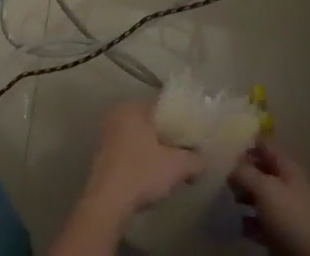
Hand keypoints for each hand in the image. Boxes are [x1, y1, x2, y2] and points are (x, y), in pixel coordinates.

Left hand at [84, 99, 205, 214]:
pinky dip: (142, 158)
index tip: (194, 137)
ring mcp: (106, 134)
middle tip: (186, 152)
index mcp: (132, 108)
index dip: (181, 121)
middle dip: (169, 137)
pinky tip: (154, 175)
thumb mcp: (177, 166)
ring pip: (139, 137)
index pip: (162, 107)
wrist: (108, 201)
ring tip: (173, 167)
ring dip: (156, 150)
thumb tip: (207, 160)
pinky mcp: (102, 153)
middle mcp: (116, 114)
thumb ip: (196, 159)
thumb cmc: (142, 173)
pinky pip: (129, 149)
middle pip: (150, 122)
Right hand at [229, 144, 309, 255]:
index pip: (264, 145)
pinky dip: (247, 221)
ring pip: (258, 196)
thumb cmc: (291, 216)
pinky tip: (237, 222)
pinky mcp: (279, 232)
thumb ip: (245, 173)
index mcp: (286, 168)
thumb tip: (230, 167)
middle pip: (259, 171)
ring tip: (226, 197)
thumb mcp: (265, 188)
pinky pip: (258, 221)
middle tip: (219, 173)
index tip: (223, 144)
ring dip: (242, 196)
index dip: (246, 142)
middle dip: (240, 171)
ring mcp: (283, 210)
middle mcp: (285, 185)